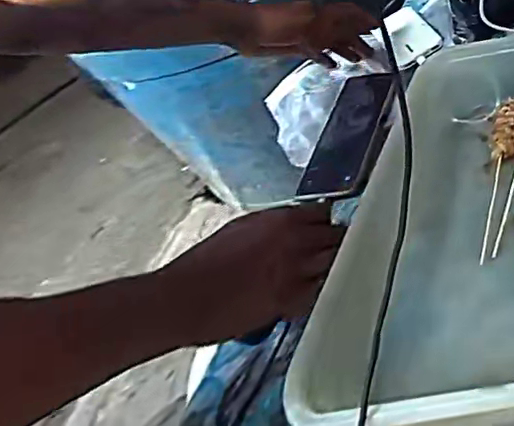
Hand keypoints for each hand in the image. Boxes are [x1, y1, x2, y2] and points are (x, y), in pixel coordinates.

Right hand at [151, 203, 344, 344]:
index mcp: (285, 220)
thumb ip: (275, 224)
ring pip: (335, 261)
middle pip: (337, 235)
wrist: (176, 301)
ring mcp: (295, 270)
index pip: (325, 212)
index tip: (325, 229)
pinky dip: (318, 293)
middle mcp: (297, 240)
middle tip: (330, 252)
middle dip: (335, 242)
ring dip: (332, 266)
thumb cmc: (201, 265)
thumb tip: (293, 224)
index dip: (326, 222)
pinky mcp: (288, 300)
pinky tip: (311, 294)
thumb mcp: (243, 228)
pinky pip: (319, 293)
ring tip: (324, 272)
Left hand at [234, 0, 377, 62]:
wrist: (243, 29)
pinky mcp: (295, 47)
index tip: (379, 28)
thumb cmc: (274, 23)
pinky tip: (332, 65)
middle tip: (372, 51)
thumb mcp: (306, 25)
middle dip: (358, 39)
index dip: (364, 19)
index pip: (349, 14)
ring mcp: (306, 35)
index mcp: (321, 14)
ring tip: (358, 60)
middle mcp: (317, 23)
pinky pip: (316, 53)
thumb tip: (351, 33)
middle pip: (343, 30)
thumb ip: (329, 30)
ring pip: (332, 43)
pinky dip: (325, 58)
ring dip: (345, 50)